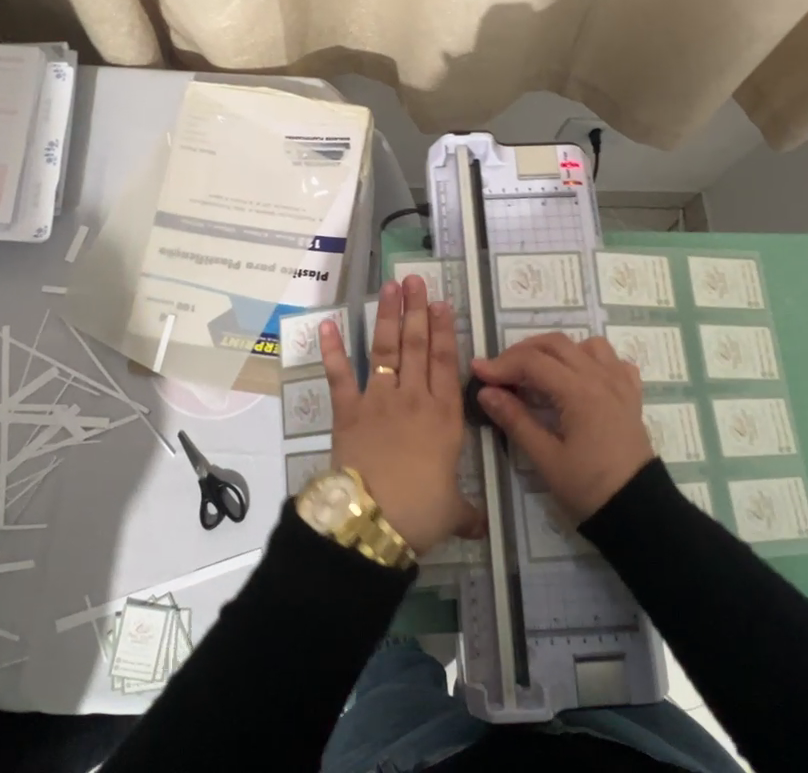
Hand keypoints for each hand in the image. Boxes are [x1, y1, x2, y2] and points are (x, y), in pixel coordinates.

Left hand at [321, 276, 484, 553]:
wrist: (373, 518)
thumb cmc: (421, 512)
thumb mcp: (452, 512)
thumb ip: (465, 512)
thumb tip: (480, 527)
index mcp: (444, 417)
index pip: (445, 362)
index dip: (444, 330)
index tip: (442, 303)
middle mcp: (414, 399)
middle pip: (416, 346)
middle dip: (416, 310)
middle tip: (415, 279)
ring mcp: (378, 401)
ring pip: (385, 350)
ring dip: (387, 317)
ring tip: (390, 287)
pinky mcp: (348, 412)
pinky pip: (339, 375)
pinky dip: (333, 350)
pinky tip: (328, 325)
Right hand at [472, 333, 655, 520]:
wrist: (637, 510)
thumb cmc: (588, 487)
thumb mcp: (545, 458)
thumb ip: (515, 420)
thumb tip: (485, 392)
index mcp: (579, 392)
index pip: (533, 362)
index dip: (501, 364)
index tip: (477, 372)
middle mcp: (601, 377)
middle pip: (556, 344)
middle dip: (523, 352)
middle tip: (500, 373)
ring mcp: (620, 384)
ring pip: (587, 345)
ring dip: (558, 351)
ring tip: (539, 372)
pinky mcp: (631, 396)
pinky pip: (613, 361)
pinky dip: (591, 360)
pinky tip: (579, 379)